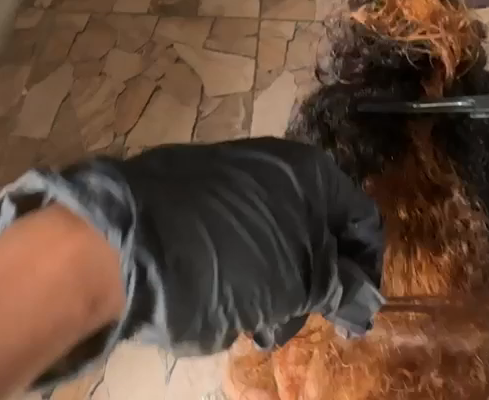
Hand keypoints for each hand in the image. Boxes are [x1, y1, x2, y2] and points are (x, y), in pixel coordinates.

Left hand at [0, 138, 384, 382]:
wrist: (121, 243)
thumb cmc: (225, 262)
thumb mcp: (293, 283)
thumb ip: (338, 287)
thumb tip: (367, 300)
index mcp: (312, 173)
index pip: (362, 218)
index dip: (365, 270)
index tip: (352, 316)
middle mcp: (277, 165)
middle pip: (319, 229)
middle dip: (314, 283)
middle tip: (289, 323)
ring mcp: (233, 176)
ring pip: (277, 236)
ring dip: (275, 283)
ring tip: (248, 321)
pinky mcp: (196, 193)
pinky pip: (239, 232)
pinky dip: (241, 268)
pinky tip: (216, 297)